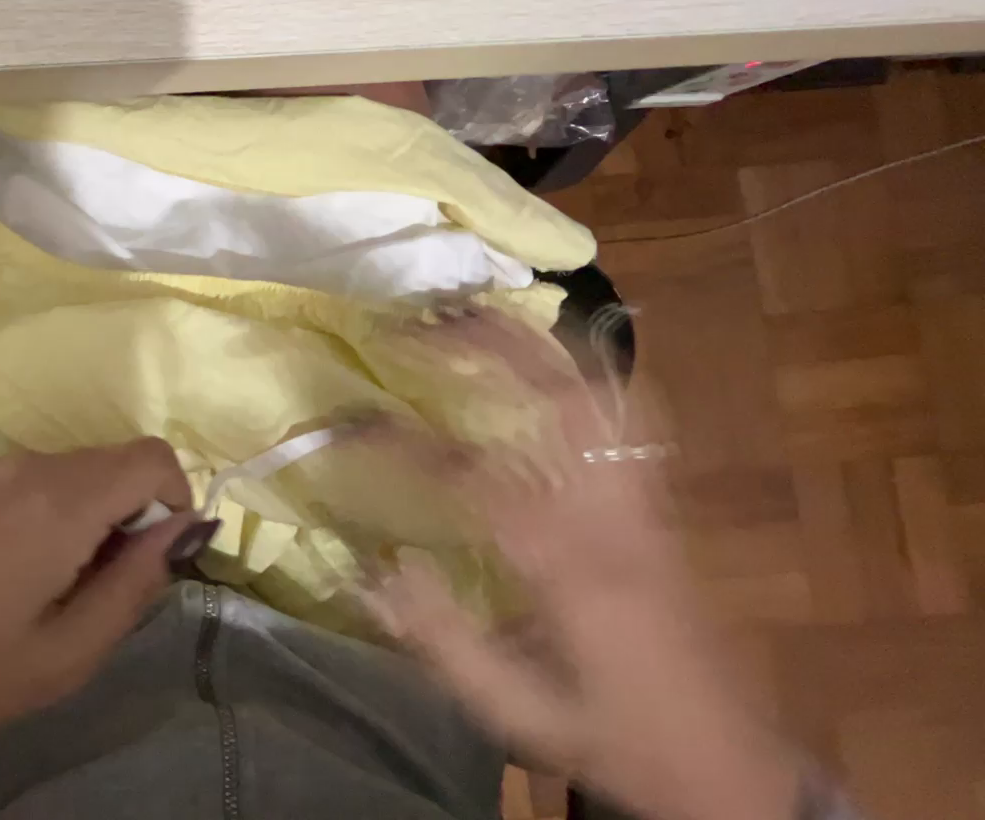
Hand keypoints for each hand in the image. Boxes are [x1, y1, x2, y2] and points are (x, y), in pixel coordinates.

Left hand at [0, 439, 207, 819]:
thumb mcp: (71, 652)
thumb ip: (138, 580)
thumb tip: (185, 527)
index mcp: (54, 503)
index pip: (149, 457)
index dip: (174, 498)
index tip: (156, 555)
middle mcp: (21, 466)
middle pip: (110, 460)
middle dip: (129, 510)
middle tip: (102, 584)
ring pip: (71, 467)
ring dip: (88, 510)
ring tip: (54, 581)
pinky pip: (30, 475)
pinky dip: (49, 505)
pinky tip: (14, 564)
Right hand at [362, 337, 803, 819]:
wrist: (738, 775)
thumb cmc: (614, 738)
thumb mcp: (517, 712)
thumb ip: (439, 639)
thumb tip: (368, 569)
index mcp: (568, 566)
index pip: (469, 474)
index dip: (401, 438)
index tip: (349, 420)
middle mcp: (613, 518)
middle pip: (557, 400)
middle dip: (489, 346)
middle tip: (428, 317)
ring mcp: (646, 507)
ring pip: (603, 395)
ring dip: (539, 345)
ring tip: (481, 314)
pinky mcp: (659, 510)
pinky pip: (628, 418)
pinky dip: (589, 372)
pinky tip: (552, 355)